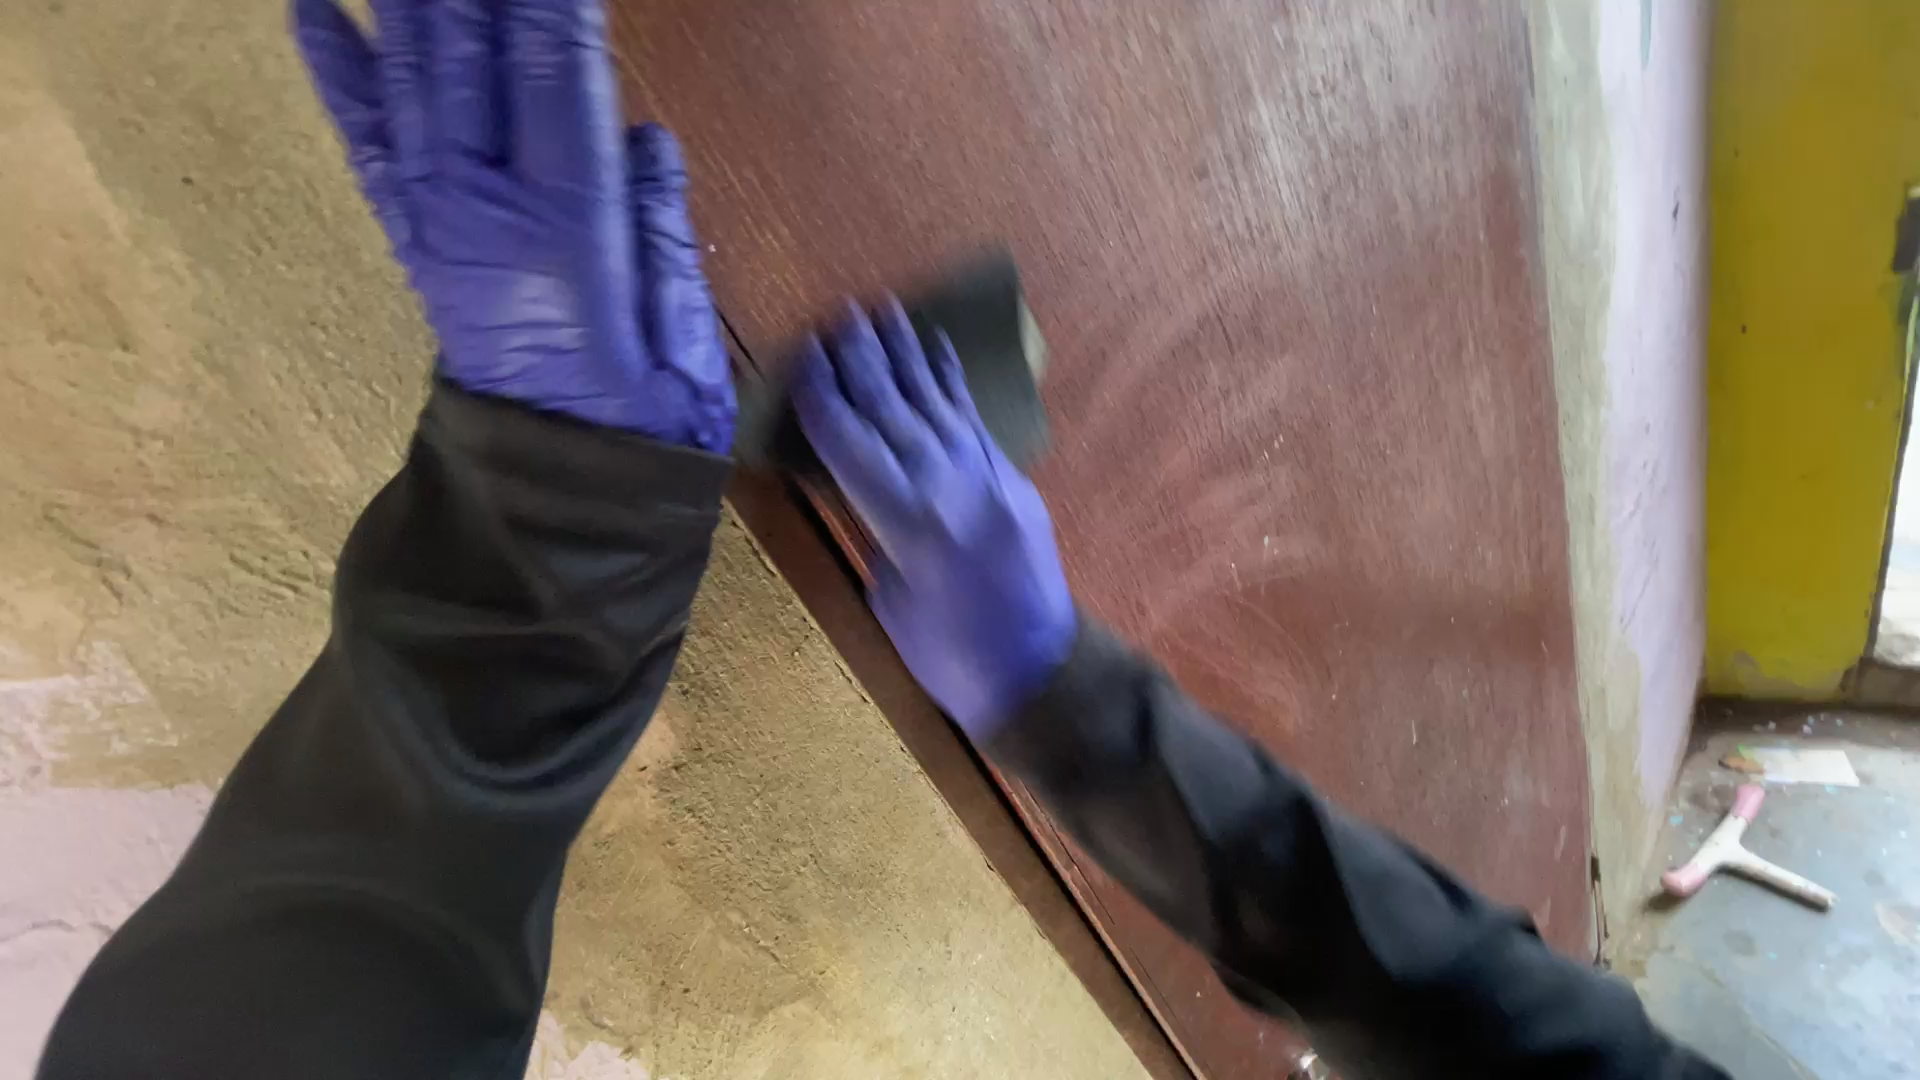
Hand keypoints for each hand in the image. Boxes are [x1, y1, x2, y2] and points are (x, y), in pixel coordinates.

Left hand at [292, 0, 733, 450]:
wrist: (563, 493)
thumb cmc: (648, 426)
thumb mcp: (687, 342)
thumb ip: (665, 235)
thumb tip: (646, 138)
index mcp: (569, 234)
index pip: (556, 78)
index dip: (557, 5)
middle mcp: (485, 211)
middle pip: (470, 57)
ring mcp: (439, 224)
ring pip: (413, 80)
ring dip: (418, 4)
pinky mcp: (419, 246)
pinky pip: (370, 145)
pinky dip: (342, 73)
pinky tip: (322, 9)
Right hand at [793, 300, 1074, 739]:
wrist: (1036, 666)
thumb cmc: (947, 653)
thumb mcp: (889, 599)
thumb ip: (875, 530)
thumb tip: (862, 483)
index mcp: (907, 520)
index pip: (849, 440)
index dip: (821, 396)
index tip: (802, 356)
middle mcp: (947, 482)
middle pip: (891, 408)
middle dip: (860, 358)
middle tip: (839, 314)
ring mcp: (986, 473)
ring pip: (934, 401)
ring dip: (905, 353)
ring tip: (882, 309)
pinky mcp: (1011, 476)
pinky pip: (973, 418)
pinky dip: (952, 380)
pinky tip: (937, 347)